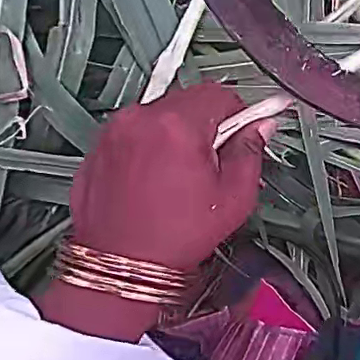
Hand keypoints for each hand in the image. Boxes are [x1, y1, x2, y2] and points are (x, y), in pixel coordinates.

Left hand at [39, 84, 272, 341]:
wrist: (122, 265)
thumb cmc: (174, 238)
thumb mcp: (233, 199)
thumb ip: (250, 153)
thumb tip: (260, 128)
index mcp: (178, 126)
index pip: (219, 93)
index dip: (238, 112)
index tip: (243, 130)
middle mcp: (141, 118)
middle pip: (188, 99)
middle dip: (207, 122)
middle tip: (214, 159)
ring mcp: (115, 131)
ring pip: (160, 113)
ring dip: (178, 131)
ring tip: (182, 173)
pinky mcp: (99, 146)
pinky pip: (135, 130)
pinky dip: (151, 144)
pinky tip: (157, 178)